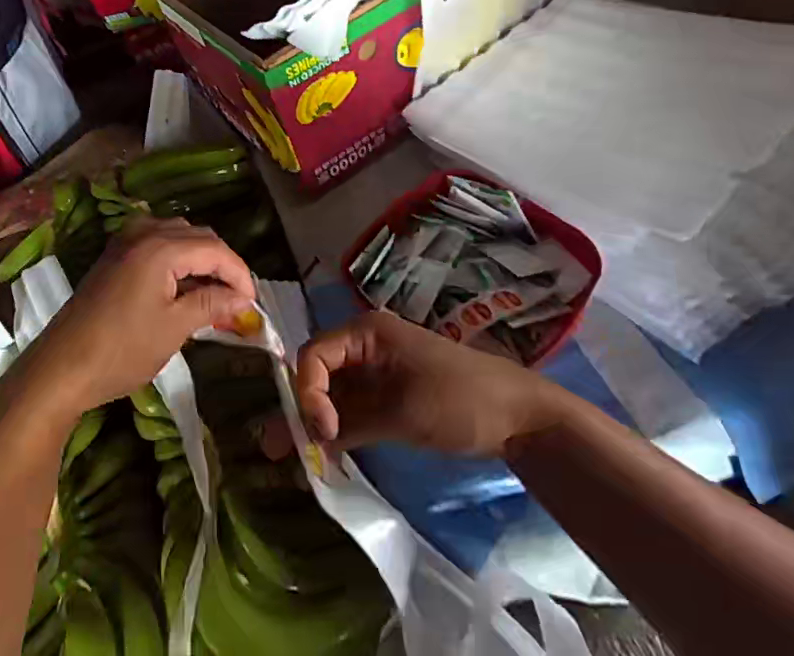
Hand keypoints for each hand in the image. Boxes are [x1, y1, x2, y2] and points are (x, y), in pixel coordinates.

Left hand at [18, 218, 257, 416]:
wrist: (58, 370)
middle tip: (236, 298)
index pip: (215, 250)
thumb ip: (212, 305)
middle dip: (222, 264)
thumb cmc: (121, 350)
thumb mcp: (174, 328)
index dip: (239, 274)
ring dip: (200, 259)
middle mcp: (143, 234)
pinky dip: (177, 258)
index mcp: (159, 248)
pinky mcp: (113, 257)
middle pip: (199, 236)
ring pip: (178, 236)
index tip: (252, 302)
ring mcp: (124, 243)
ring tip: (213, 292)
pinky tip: (182, 284)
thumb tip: (243, 298)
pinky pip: (156, 243)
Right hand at [273, 310, 567, 458]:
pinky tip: (321, 458)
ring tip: (291, 460)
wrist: (518, 416)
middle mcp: (365, 349)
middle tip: (275, 449)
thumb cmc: (460, 399)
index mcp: (367, 333)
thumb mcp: (403, 411)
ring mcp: (377, 375)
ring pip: (332, 397)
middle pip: (319, 376)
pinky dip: (337, 433)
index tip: (322, 430)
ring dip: (313, 425)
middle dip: (299, 410)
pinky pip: (352, 412)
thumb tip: (305, 439)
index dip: (307, 391)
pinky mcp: (388, 399)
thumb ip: (351, 422)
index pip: (315, 355)